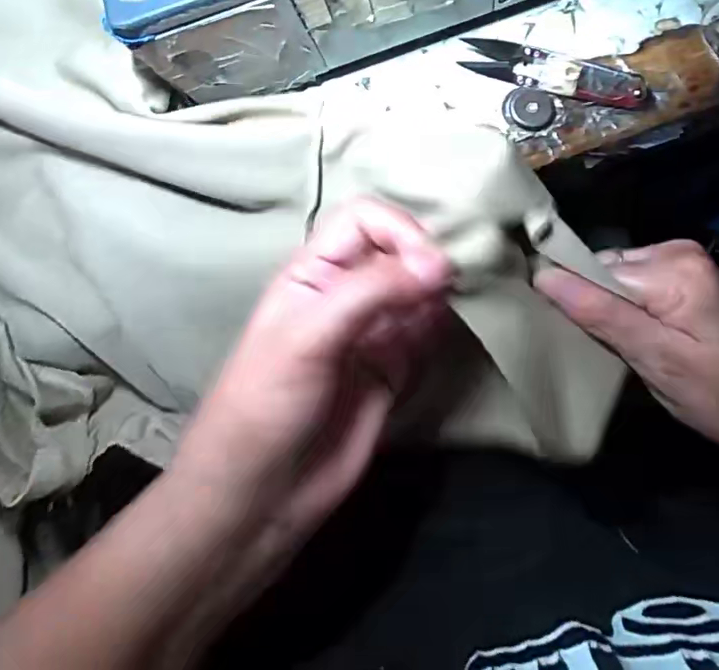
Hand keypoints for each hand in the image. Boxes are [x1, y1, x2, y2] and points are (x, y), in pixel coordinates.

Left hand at [168, 198, 453, 562]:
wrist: (257, 499)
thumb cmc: (265, 405)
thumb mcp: (307, 337)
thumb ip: (372, 292)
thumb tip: (440, 262)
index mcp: (314, 271)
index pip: (365, 219)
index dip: (399, 229)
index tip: (430, 263)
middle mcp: (347, 291)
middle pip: (398, 247)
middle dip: (428, 254)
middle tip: (455, 280)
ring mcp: (372, 329)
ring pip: (419, 286)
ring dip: (442, 286)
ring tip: (461, 298)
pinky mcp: (394, 366)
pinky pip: (427, 329)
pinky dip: (444, 321)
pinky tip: (450, 324)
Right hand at [534, 241, 718, 471]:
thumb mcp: (657, 360)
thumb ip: (602, 314)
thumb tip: (543, 275)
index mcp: (677, 266)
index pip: (598, 267)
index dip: (573, 294)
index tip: (556, 325)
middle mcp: (678, 251)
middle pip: (605, 267)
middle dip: (593, 302)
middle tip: (601, 345)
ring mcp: (682, 262)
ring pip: (613, 275)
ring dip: (607, 306)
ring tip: (619, 343)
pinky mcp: (682, 277)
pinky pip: (630, 282)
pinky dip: (623, 307)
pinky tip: (634, 335)